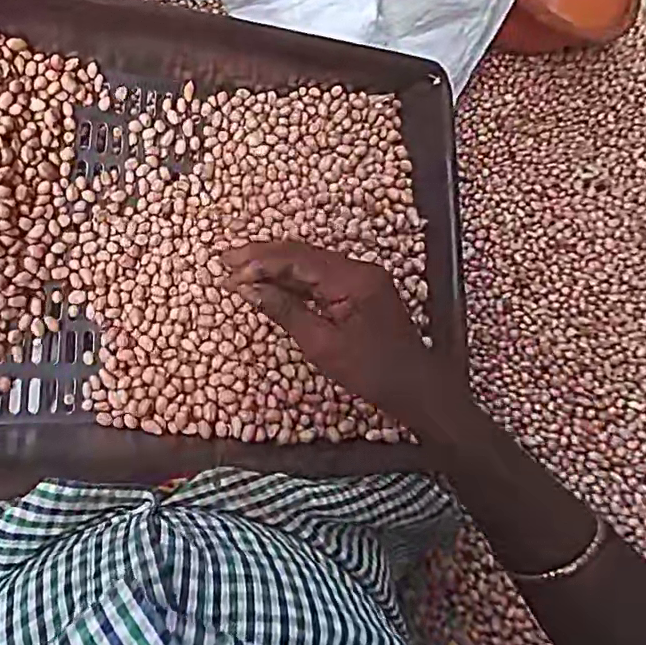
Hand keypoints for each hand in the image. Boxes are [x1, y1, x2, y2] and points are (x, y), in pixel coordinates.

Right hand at [220, 241, 451, 432]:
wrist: (420, 390)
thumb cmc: (373, 373)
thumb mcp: (323, 346)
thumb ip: (285, 311)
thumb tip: (248, 290)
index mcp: (353, 278)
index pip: (297, 259)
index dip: (260, 263)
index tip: (230, 272)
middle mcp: (358, 269)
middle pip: (301, 254)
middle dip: (262, 256)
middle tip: (225, 258)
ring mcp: (360, 278)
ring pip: (308, 262)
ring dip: (273, 265)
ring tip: (239, 267)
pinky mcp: (358, 290)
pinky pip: (318, 276)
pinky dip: (291, 279)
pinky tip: (268, 282)